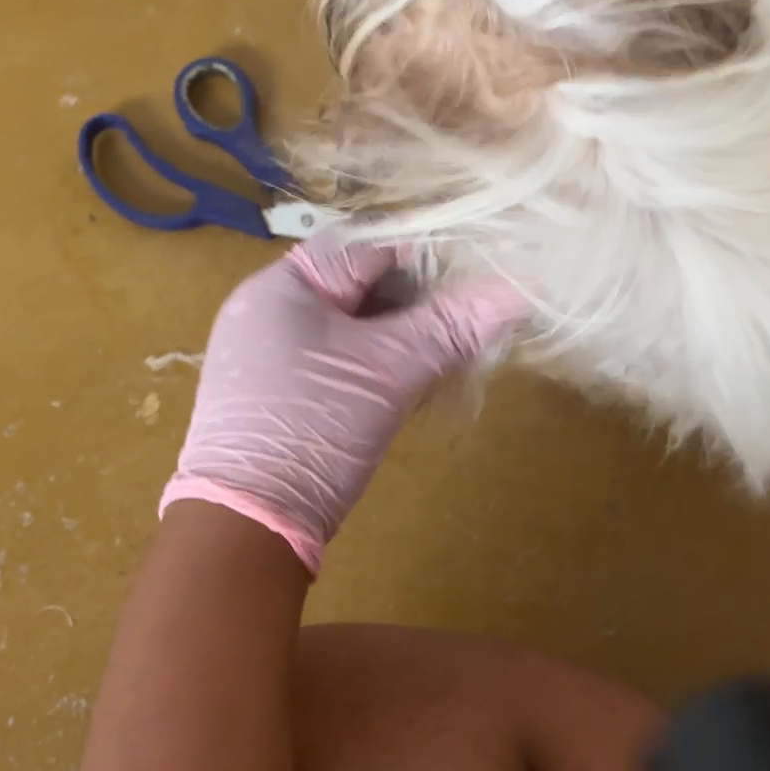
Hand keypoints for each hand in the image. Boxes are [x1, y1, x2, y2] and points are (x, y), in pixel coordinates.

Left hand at [160, 237, 524, 572]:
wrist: (249, 524)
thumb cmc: (317, 428)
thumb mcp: (392, 372)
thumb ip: (454, 326)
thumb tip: (520, 290)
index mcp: (283, 285)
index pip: (366, 246)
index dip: (425, 256)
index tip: (475, 278)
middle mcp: (267, 308)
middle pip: (357, 284)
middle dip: (414, 302)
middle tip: (464, 322)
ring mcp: (267, 353)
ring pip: (350, 324)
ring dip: (398, 335)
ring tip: (444, 356)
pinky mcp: (276, 392)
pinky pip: (335, 358)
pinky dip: (374, 363)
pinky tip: (406, 384)